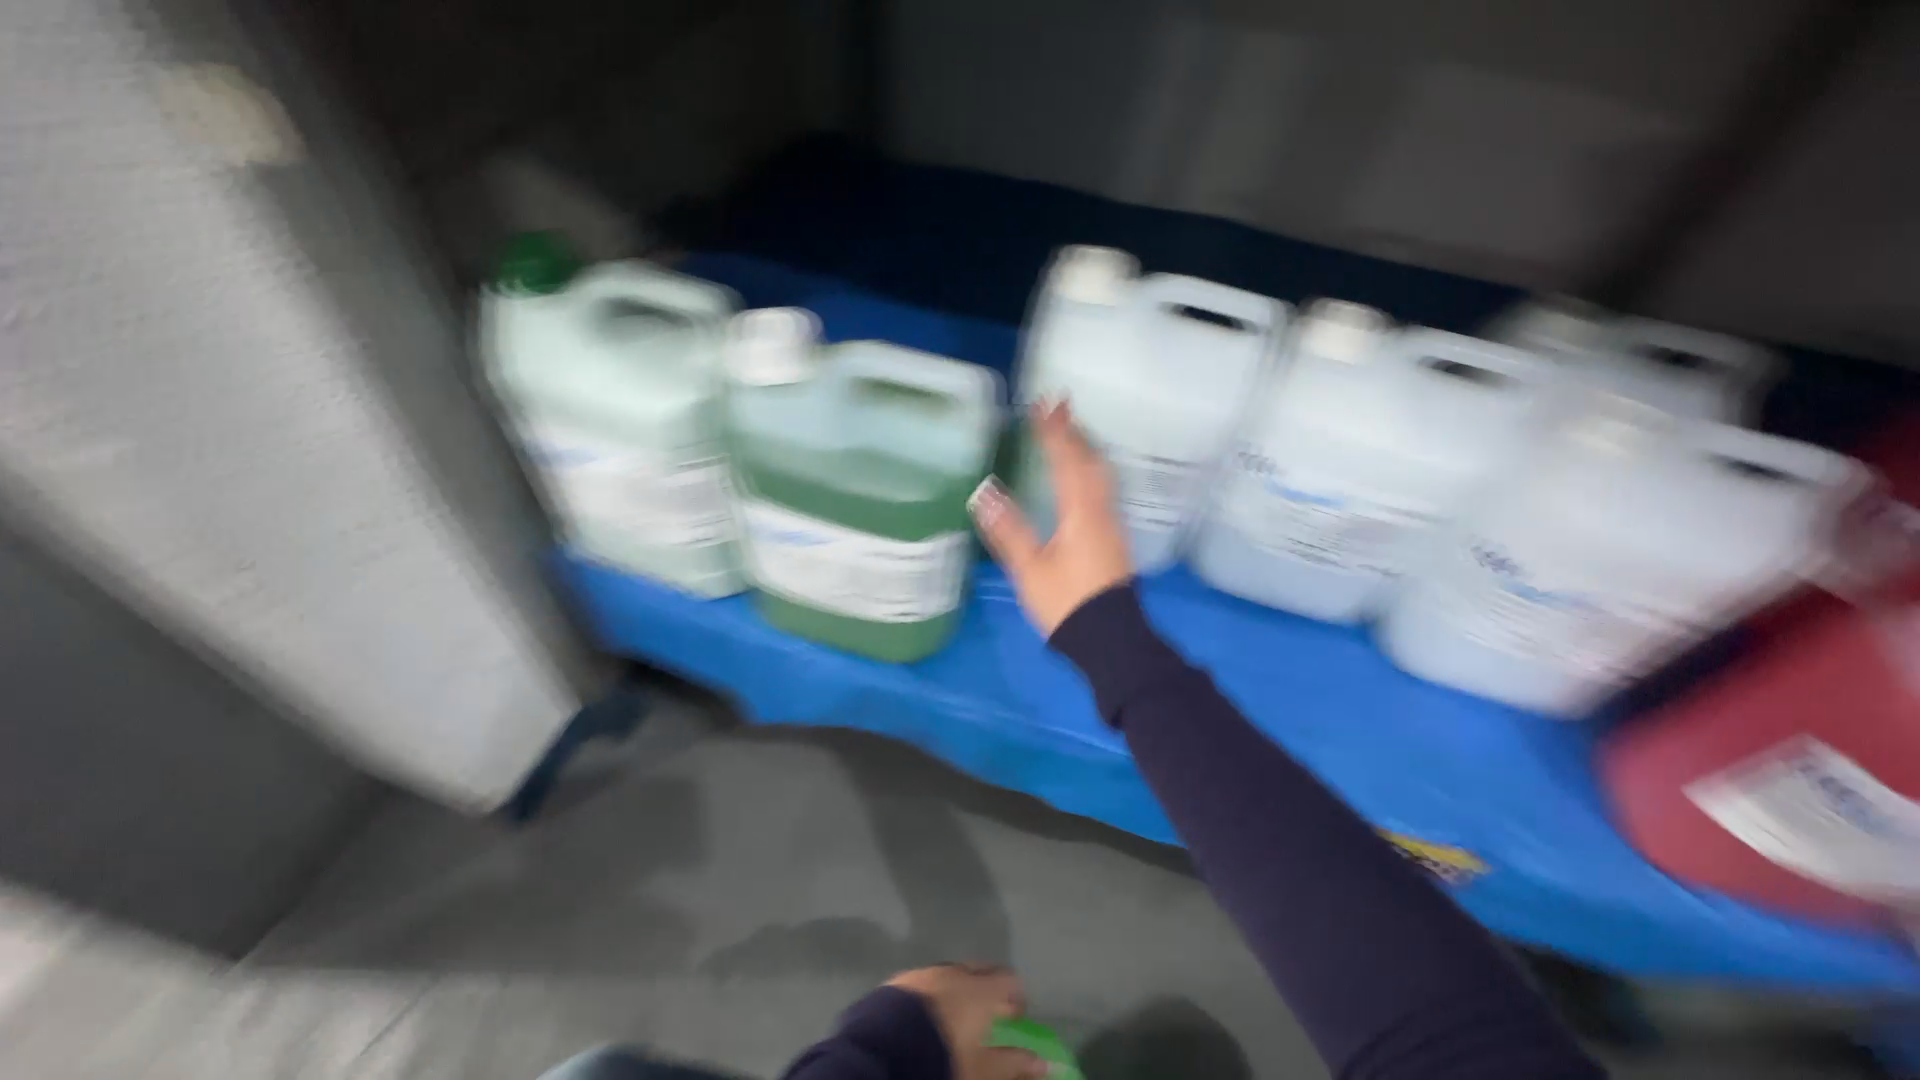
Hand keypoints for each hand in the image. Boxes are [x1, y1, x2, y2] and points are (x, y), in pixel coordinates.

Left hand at [885, 965, 1046, 1079]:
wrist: (880, 1053)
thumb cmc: (941, 1059)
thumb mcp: (982, 1070)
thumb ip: (1014, 1064)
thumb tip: (1044, 1064)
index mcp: (978, 989)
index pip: (1008, 979)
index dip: (1016, 996)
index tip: (1016, 1016)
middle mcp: (953, 972)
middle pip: (979, 971)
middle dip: (988, 988)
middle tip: (990, 1014)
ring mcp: (923, 974)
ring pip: (950, 975)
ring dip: (959, 989)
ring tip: (958, 1016)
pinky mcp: (897, 983)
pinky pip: (925, 982)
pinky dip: (934, 994)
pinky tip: (928, 1016)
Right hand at [970, 401, 1132, 636]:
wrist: (1110, 639)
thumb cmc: (1067, 604)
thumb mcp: (1030, 570)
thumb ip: (1009, 531)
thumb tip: (984, 492)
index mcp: (1080, 513)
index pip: (1067, 461)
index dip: (1053, 432)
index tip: (1043, 405)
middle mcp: (1100, 511)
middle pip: (1089, 462)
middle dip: (1072, 432)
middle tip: (1058, 406)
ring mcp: (1110, 524)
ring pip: (1100, 475)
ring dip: (1084, 449)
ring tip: (1068, 433)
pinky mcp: (1112, 538)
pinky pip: (1101, 489)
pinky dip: (1089, 470)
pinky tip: (1081, 476)